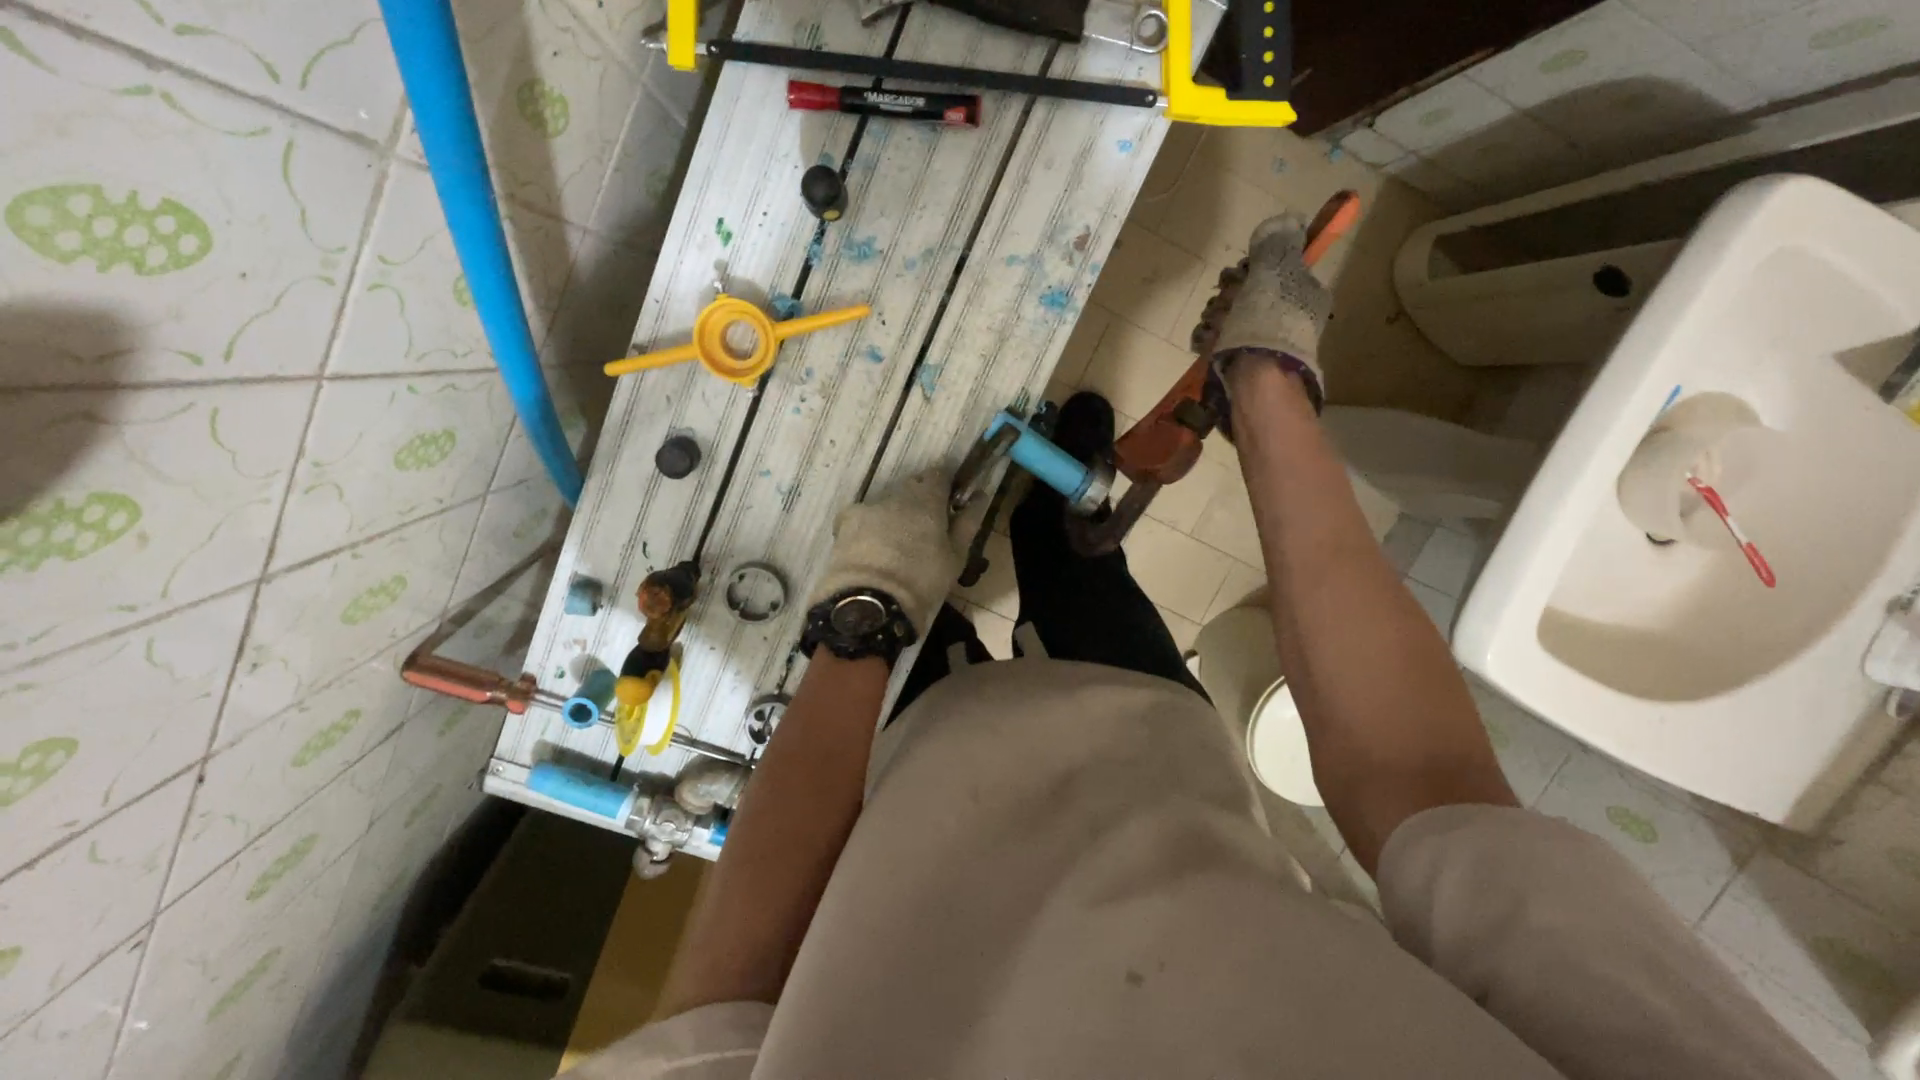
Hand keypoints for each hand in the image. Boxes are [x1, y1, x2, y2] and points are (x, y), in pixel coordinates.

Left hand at [808, 467, 977, 638]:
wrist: (872, 602)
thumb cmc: (923, 581)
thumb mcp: (956, 556)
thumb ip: (968, 522)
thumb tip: (979, 495)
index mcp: (928, 499)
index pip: (939, 474)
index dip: (945, 486)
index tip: (949, 504)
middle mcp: (897, 495)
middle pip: (911, 488)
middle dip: (919, 503)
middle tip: (925, 533)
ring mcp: (868, 507)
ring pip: (886, 505)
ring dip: (893, 518)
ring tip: (895, 549)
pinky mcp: (845, 523)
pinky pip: (861, 518)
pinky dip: (867, 528)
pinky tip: (869, 550)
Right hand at [1193, 214, 1332, 428]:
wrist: (1255, 381)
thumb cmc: (1269, 323)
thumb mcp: (1278, 272)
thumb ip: (1277, 244)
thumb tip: (1287, 219)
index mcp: (1302, 293)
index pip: (1271, 266)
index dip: (1252, 267)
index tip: (1243, 274)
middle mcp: (1283, 315)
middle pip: (1244, 289)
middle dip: (1229, 294)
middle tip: (1229, 302)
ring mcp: (1259, 338)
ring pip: (1226, 312)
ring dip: (1217, 316)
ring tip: (1219, 328)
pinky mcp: (1237, 359)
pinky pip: (1215, 337)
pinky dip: (1209, 337)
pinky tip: (1210, 341)